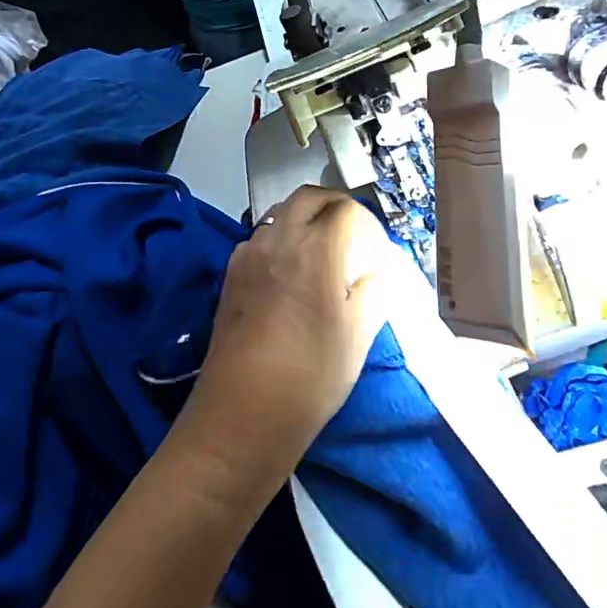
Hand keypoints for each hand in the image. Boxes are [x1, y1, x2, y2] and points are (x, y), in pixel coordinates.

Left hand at [186, 188, 391, 460]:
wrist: (244, 409)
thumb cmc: (312, 375)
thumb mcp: (359, 335)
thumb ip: (372, 290)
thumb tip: (372, 269)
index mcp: (315, 250)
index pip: (347, 210)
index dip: (367, 225)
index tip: (376, 252)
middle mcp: (277, 239)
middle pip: (309, 197)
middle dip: (335, 207)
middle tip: (352, 236)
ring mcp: (248, 253)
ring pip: (281, 214)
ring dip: (305, 221)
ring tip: (322, 256)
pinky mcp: (230, 271)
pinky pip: (261, 238)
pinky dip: (281, 240)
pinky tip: (289, 276)